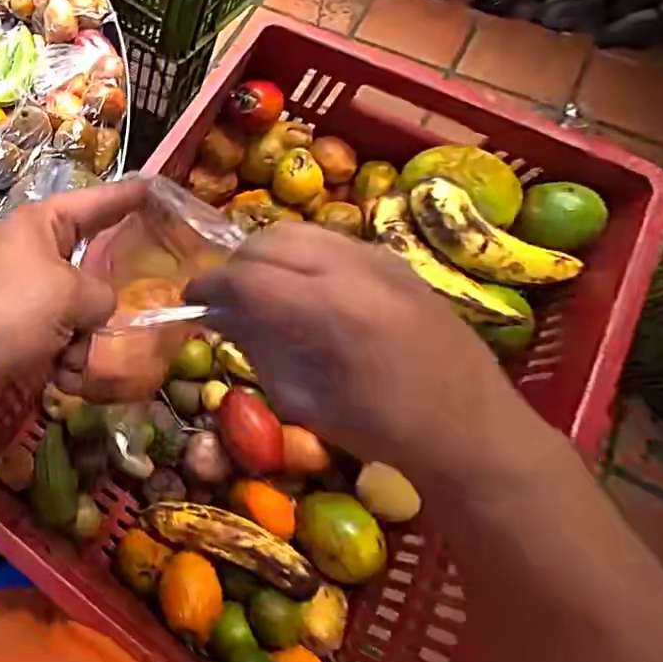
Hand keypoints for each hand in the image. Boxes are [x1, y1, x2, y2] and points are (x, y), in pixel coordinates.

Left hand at [0, 180, 147, 408]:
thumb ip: (102, 294)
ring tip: (71, 361)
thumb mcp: (67, 295)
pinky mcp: (11, 328)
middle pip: (89, 269)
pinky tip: (59, 377)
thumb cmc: (3, 314)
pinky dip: (62, 358)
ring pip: (76, 312)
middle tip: (124, 321)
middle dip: (102, 304)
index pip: (95, 203)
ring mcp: (18, 292)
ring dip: (82, 341)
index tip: (155, 190)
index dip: (127, 197)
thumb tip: (97, 308)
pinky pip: (55, 337)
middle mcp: (29, 253)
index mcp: (40, 226)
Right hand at [185, 222, 545, 487]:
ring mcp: (378, 258)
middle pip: (266, 243)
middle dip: (235, 267)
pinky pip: (328, 240)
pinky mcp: (394, 260)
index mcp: (328, 310)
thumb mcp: (301, 397)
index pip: (245, 278)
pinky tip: (302, 287)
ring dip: (265, 255)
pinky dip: (299, 255)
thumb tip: (219, 313)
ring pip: (296, 232)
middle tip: (226, 298)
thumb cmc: (380, 428)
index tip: (190, 299)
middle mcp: (352, 269)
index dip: (208, 286)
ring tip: (261, 288)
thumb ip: (255, 345)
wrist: (472, 429)